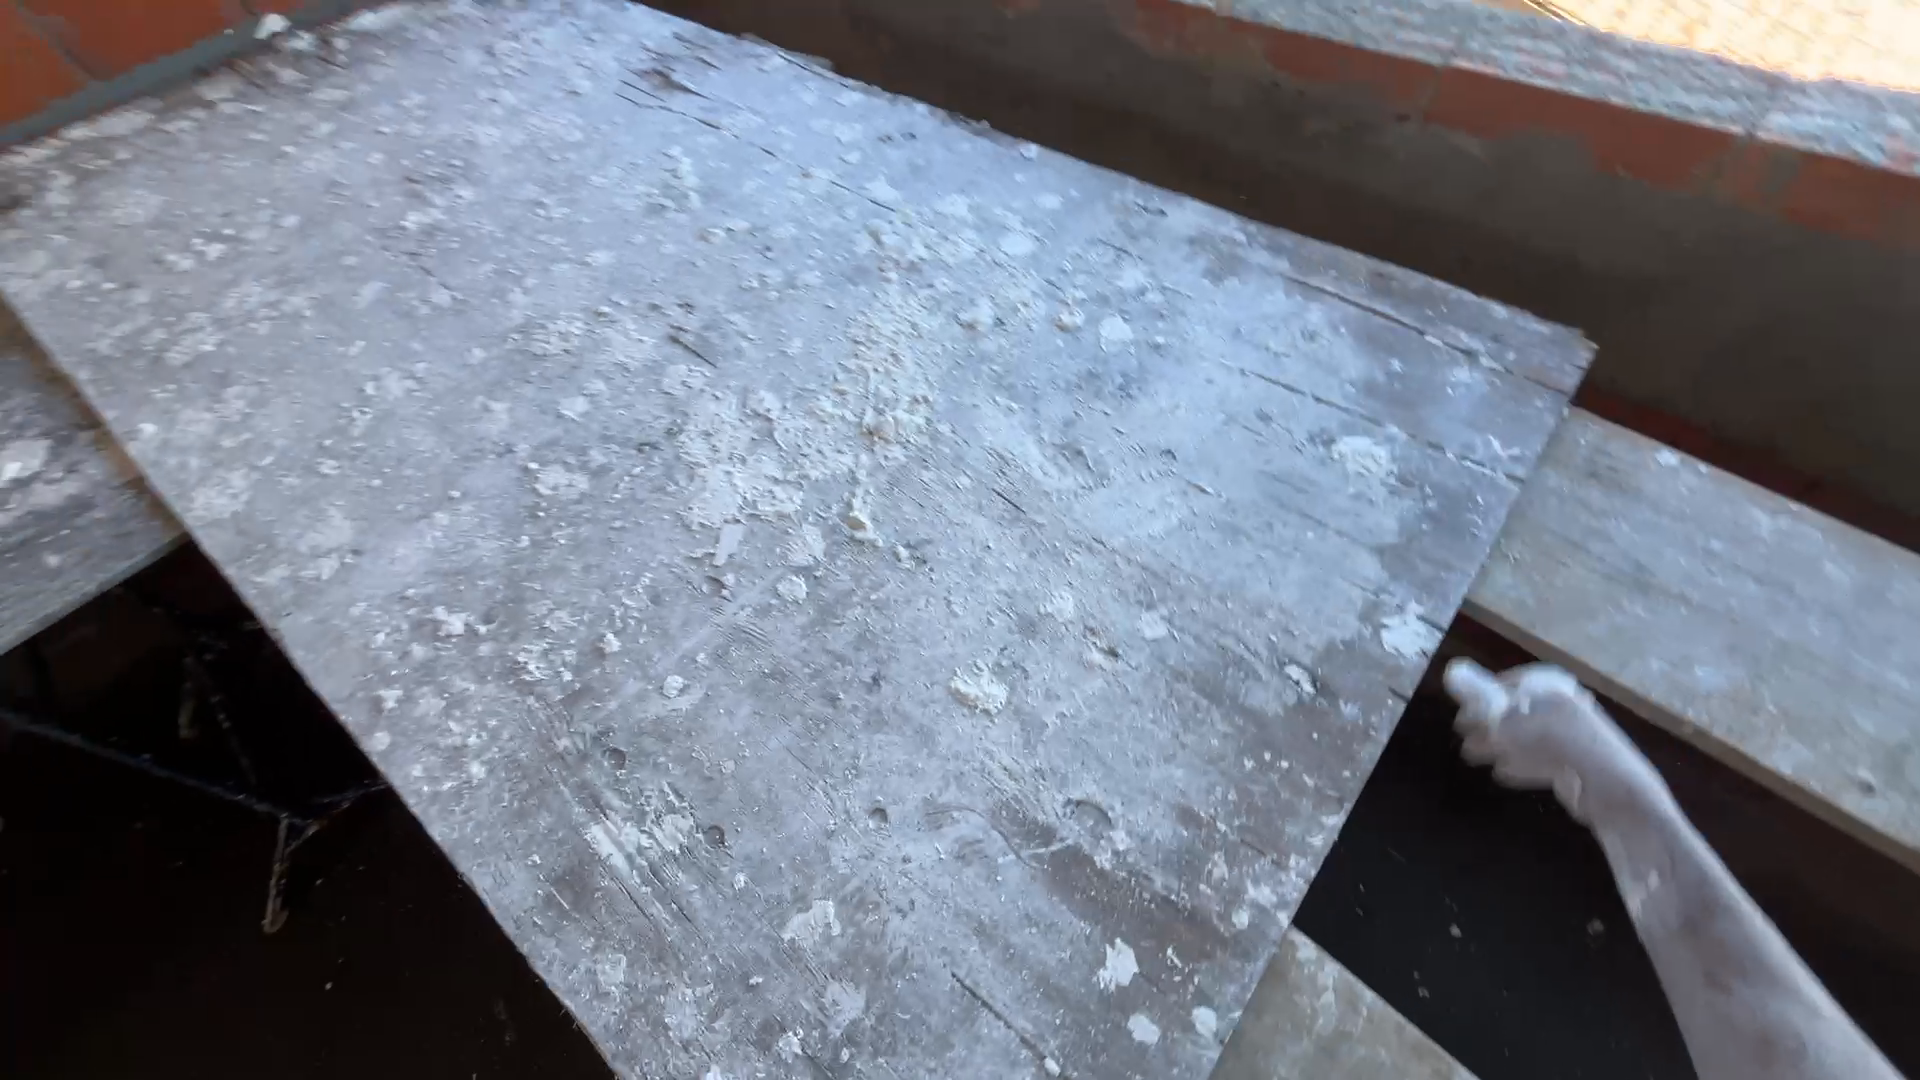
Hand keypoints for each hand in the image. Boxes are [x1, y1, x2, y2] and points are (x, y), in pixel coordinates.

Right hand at [1443, 659, 1668, 825]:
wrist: (1616, 795)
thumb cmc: (1563, 748)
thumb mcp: (1517, 719)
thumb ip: (1482, 696)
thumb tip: (1450, 668)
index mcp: (1552, 688)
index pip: (1503, 684)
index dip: (1479, 700)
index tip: (1465, 718)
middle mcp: (1561, 704)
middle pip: (1510, 709)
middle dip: (1486, 726)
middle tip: (1466, 739)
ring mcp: (1569, 733)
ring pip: (1520, 734)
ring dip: (1495, 746)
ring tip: (1477, 757)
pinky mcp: (1573, 760)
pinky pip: (1536, 754)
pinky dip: (1519, 762)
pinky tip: (1506, 773)